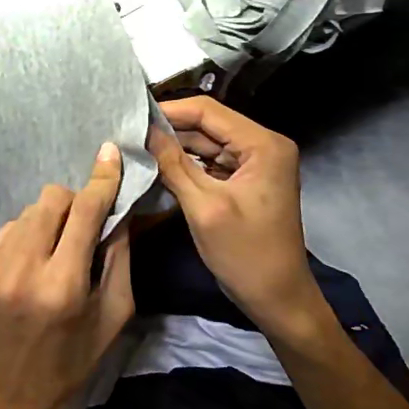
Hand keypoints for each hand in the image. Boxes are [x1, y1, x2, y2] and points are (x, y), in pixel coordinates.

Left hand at [0, 142, 135, 408]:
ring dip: (45, 224)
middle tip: (78, 230)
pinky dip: (22, 240)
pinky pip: (5, 231)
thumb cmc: (77, 354)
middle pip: (49, 200)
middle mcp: (21, 273)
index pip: (84, 213)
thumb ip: (119, 253)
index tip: (109, 153)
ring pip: (26, 213)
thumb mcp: (117, 311)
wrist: (17, 390)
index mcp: (63, 286)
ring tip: (50, 256)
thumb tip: (117, 203)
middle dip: (71, 205)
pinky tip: (26, 269)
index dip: (100, 181)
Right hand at [149, 97, 322, 333]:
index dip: (170, 110)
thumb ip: (174, 165)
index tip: (133, 115)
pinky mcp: (248, 181)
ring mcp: (258, 163)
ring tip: (138, 145)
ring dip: (177, 146)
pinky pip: (214, 162)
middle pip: (209, 125)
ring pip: (209, 144)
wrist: (278, 298)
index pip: (209, 111)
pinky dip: (189, 164)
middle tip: (129, 132)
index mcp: (263, 144)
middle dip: (171, 129)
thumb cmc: (244, 253)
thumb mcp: (204, 207)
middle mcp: (264, 145)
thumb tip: (146, 133)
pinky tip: (160, 165)